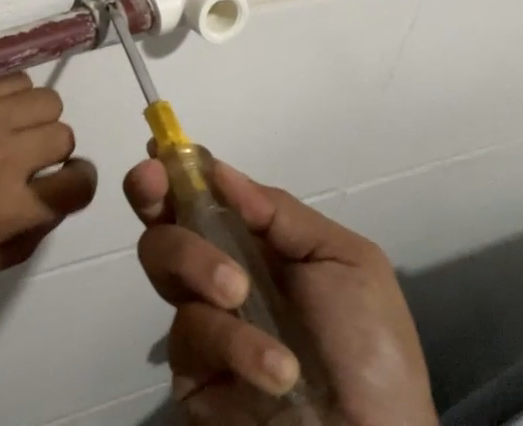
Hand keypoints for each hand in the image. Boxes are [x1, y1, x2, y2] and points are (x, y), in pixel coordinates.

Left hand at [0, 74, 97, 284]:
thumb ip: (19, 249)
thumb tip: (48, 215)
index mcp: (10, 206)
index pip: (78, 184)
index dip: (79, 183)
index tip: (63, 181)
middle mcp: (8, 156)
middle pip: (65, 138)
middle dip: (54, 152)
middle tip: (27, 160)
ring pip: (48, 102)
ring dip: (39, 119)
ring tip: (13, 130)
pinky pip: (17, 80)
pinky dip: (16, 94)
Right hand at [125, 158, 435, 425]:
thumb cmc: (370, 346)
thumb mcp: (347, 261)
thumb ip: (281, 212)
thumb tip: (217, 169)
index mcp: (254, 243)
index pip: (200, 195)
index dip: (173, 169)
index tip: (159, 151)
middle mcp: (217, 274)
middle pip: (162, 221)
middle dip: (152, 196)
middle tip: (155, 188)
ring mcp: (201, 322)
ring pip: (164, 267)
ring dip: (200, 267)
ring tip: (240, 296)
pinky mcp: (190, 372)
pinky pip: (188, 335)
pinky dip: (232, 344)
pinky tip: (275, 369)